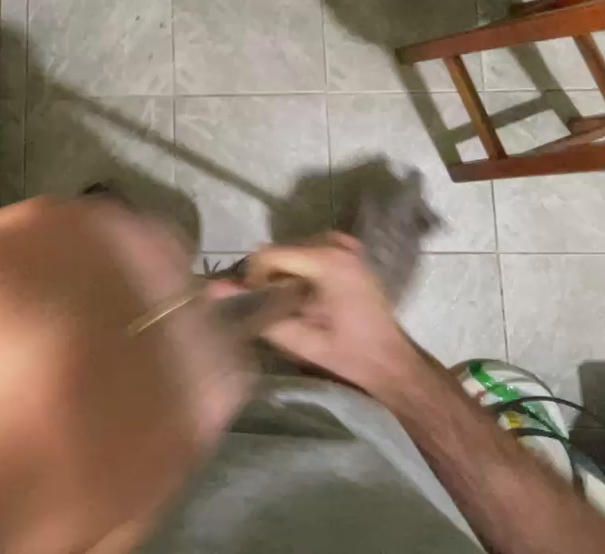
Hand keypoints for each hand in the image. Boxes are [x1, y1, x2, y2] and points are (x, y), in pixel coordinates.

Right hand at [244, 234, 426, 401]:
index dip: (255, 279)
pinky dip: (304, 269)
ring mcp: (346, 244)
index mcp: (326, 261)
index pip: (268, 254)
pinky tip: (311, 294)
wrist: (391, 361)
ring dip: (287, 274)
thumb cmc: (346, 355)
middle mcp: (336, 244)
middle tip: (279, 308)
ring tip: (296, 304)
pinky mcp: (351, 250)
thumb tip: (214, 290)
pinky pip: (312, 250)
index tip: (261, 304)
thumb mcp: (298, 339)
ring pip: (294, 250)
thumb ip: (257, 311)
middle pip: (280, 250)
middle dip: (272, 277)